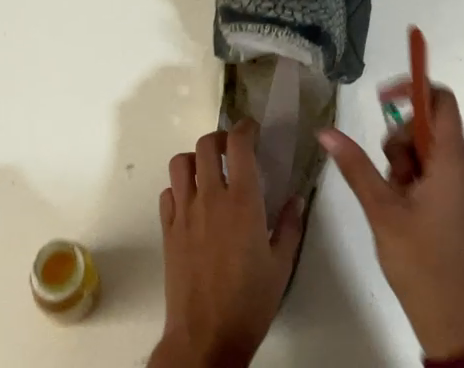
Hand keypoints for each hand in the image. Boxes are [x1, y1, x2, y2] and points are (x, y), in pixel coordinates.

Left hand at [149, 119, 305, 367]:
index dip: (245, 128)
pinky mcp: (167, 230)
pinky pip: (168, 193)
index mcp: (242, 201)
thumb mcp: (282, 265)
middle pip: (205, 145)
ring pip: (180, 163)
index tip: (253, 129)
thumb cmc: (250, 301)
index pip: (238, 145)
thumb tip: (296, 198)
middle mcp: (210, 198)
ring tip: (210, 171)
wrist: (206, 335)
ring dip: (196, 159)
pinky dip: (179, 187)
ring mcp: (184, 212)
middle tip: (233, 148)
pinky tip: (193, 201)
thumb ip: (290, 226)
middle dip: (220, 139)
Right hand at [319, 85, 463, 359]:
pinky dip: (416, 182)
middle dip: (400, 142)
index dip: (413, 89)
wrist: (458, 321)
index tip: (382, 100)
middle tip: (385, 177)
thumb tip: (326, 131)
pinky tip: (403, 213)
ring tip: (393, 204)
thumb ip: (355, 166)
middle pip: (431, 129)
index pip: (442, 101)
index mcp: (453, 161)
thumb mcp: (381, 210)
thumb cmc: (421, 262)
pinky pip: (439, 175)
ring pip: (431, 154)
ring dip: (405, 167)